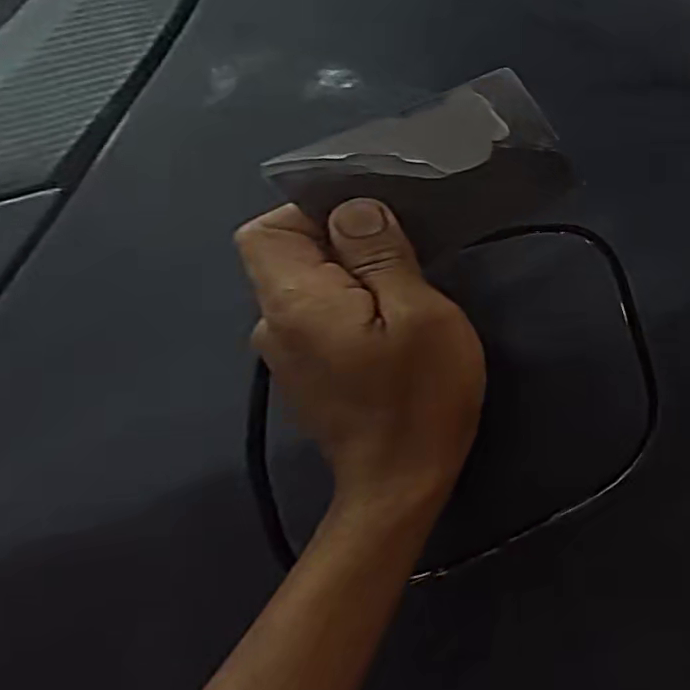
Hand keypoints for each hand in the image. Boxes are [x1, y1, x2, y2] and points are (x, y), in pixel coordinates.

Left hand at [235, 199, 484, 520]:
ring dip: (354, 274)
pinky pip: (319, 312)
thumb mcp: (419, 311)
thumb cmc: (420, 393)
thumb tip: (355, 209)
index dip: (316, 212)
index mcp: (294, 303)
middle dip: (346, 243)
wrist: (403, 480)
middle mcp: (273, 324)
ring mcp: (286, 352)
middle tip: (407, 260)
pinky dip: (352, 302)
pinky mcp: (307, 370)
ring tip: (406, 292)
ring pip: (309, 283)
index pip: (268, 228)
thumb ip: (381, 255)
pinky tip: (392, 325)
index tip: (376, 225)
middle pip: (288, 254)